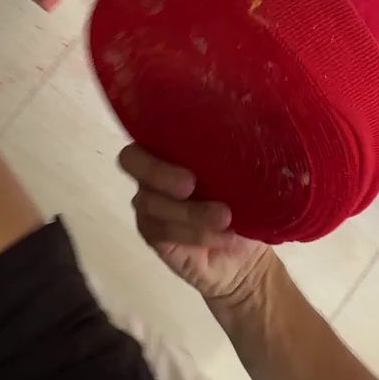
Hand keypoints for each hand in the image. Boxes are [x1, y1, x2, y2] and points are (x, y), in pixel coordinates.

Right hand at [118, 145, 275, 310]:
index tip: (189, 140)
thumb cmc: (243, 202)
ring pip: (152, 202)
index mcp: (171, 147)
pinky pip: (164, 231)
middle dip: (159, 171)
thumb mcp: (243, 176)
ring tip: (225, 217)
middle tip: (190, 184)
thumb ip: (233, 156)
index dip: (155, 130)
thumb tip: (246, 137)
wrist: (246, 252)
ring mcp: (148, 204)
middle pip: (132, 161)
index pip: (147, 128)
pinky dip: (196, 233)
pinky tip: (223, 236)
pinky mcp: (153, 234)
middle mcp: (152, 171)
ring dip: (191, 211)